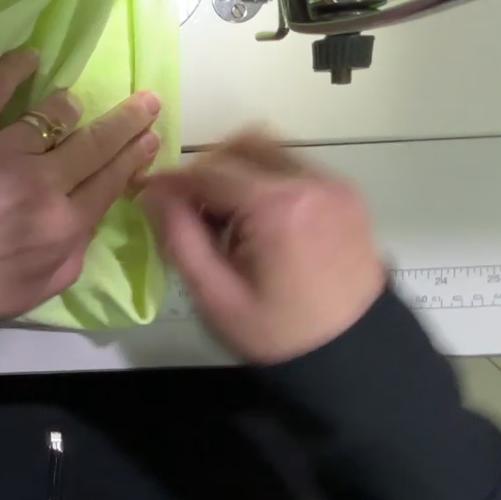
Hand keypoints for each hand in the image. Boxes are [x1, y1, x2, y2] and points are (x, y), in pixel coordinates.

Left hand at [0, 49, 161, 319]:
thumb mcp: (41, 288)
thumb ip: (72, 254)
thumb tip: (86, 219)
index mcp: (65, 225)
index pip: (109, 182)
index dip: (133, 157)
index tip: (149, 137)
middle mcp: (43, 183)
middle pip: (93, 144)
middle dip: (125, 121)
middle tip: (145, 100)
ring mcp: (1, 153)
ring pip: (49, 116)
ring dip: (67, 106)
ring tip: (72, 101)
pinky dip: (11, 69)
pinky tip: (28, 57)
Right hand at [140, 131, 385, 362]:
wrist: (352, 353)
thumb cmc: (275, 332)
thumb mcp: (214, 295)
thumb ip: (179, 236)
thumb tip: (152, 193)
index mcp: (276, 207)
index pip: (208, 171)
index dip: (172, 181)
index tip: (147, 195)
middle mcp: (310, 183)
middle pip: (241, 146)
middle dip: (206, 170)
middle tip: (189, 209)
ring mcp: (333, 186)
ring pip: (268, 151)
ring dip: (236, 173)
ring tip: (224, 217)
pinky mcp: (345, 195)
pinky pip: (293, 168)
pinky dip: (264, 181)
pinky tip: (256, 222)